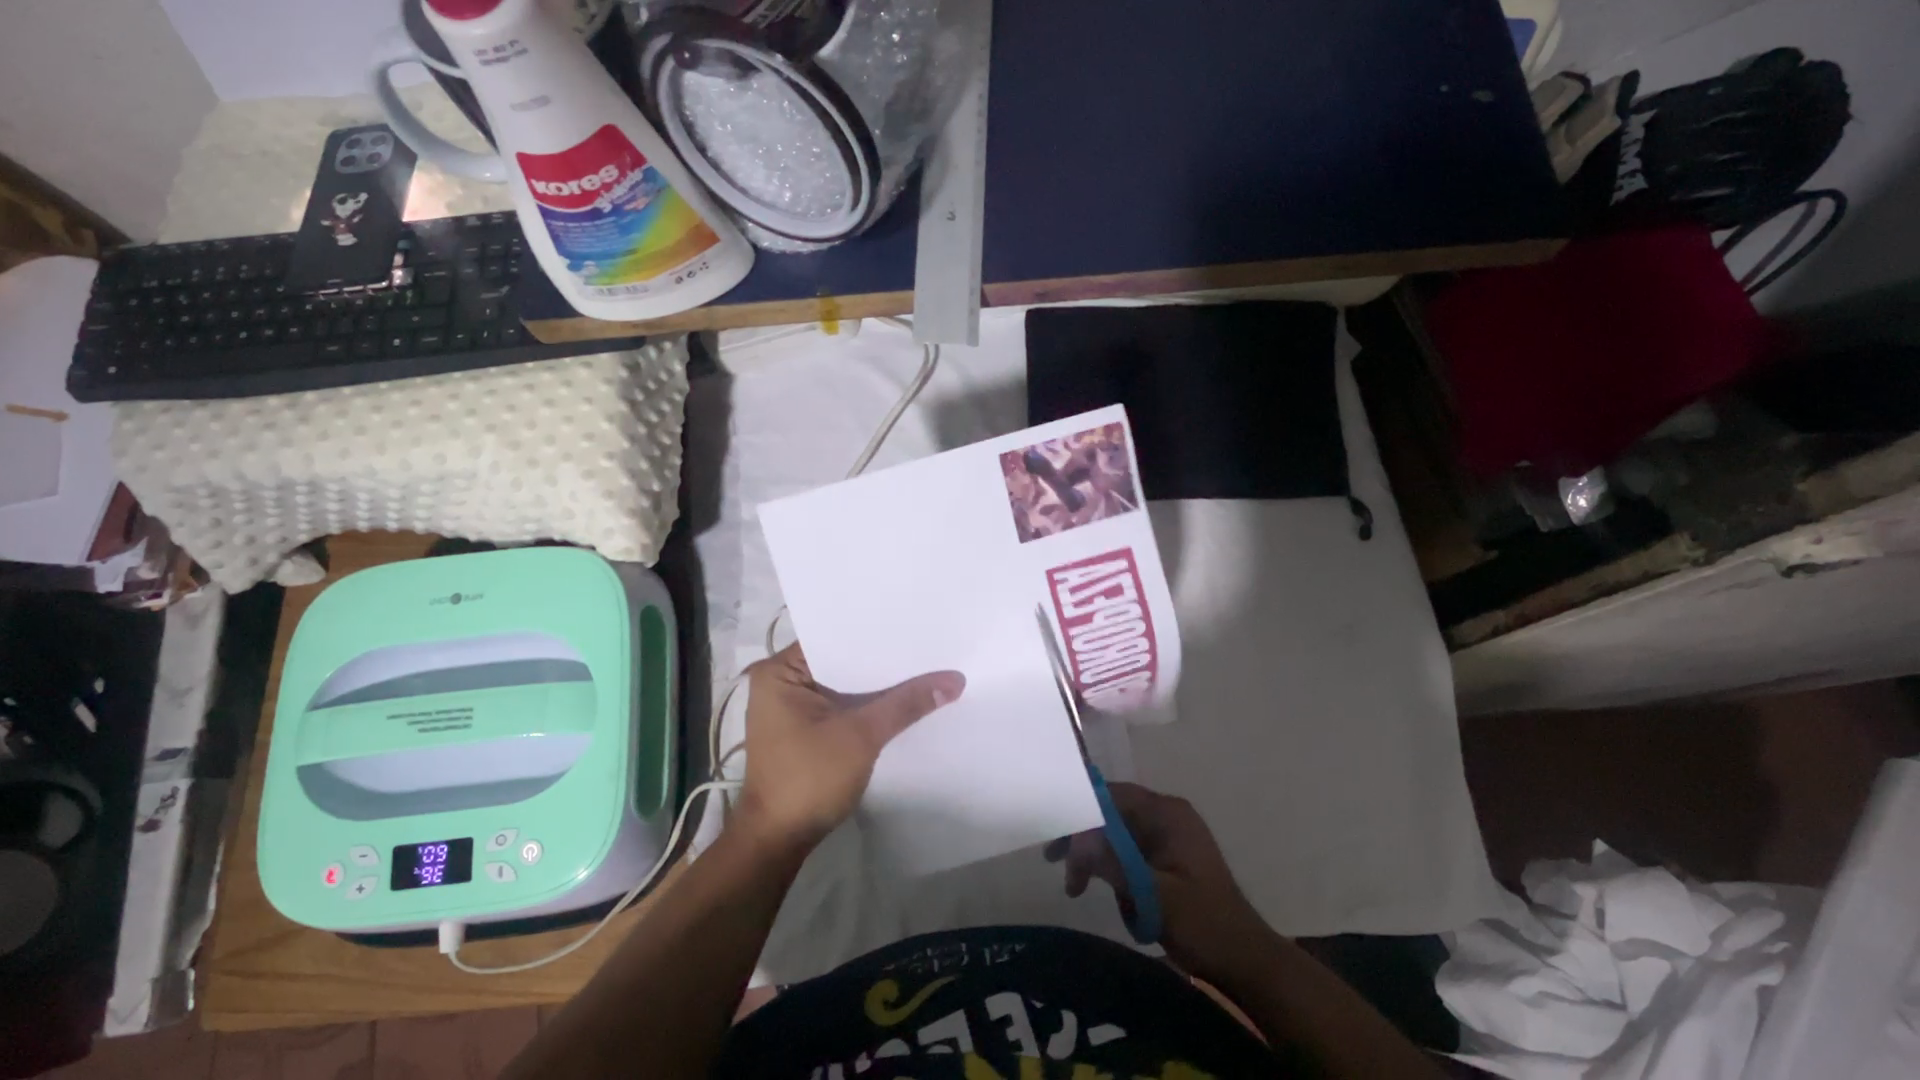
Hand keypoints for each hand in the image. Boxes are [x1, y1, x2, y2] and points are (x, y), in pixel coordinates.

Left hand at [736, 644, 964, 853]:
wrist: (778, 841)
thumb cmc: (808, 779)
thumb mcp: (861, 736)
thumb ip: (906, 703)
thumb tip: (955, 678)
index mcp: (780, 671)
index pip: (834, 637)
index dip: (875, 632)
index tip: (916, 622)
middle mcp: (781, 682)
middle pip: (841, 661)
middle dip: (882, 659)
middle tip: (930, 642)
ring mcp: (792, 708)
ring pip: (844, 685)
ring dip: (878, 684)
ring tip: (925, 666)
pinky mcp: (805, 730)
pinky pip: (842, 705)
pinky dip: (868, 705)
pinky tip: (904, 701)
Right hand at [1048, 783, 1281, 987]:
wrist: (1243, 959)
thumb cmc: (1202, 923)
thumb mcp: (1152, 894)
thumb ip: (1113, 862)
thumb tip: (1075, 838)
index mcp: (1168, 814)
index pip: (1111, 794)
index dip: (1079, 810)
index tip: (1053, 835)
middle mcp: (1167, 816)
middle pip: (1111, 812)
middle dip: (1083, 838)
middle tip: (1055, 864)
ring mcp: (1168, 836)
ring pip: (1116, 834)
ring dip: (1095, 858)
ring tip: (1076, 888)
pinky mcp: (1166, 858)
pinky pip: (1128, 851)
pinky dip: (1112, 868)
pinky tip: (1103, 892)